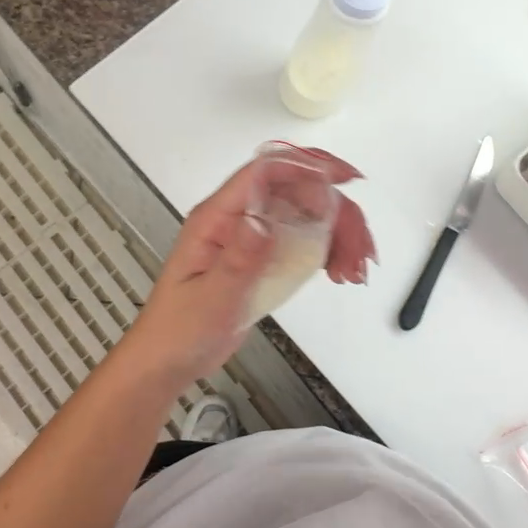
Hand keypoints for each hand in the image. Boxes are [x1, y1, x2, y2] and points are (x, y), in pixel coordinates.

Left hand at [121, 148, 374, 386]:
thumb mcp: (211, 298)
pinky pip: (303, 241)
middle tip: (360, 253)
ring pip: (306, 216)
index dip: (308, 166)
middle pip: (297, 193)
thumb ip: (239, 258)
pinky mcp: (262, 259)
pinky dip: (328, 251)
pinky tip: (340, 272)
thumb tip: (262, 219)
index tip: (346, 180)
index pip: (266, 172)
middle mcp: (235, 219)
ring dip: (338, 234)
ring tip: (354, 271)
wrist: (167, 361)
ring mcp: (250, 238)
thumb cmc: (179, 330)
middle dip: (337, 213)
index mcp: (216, 218)